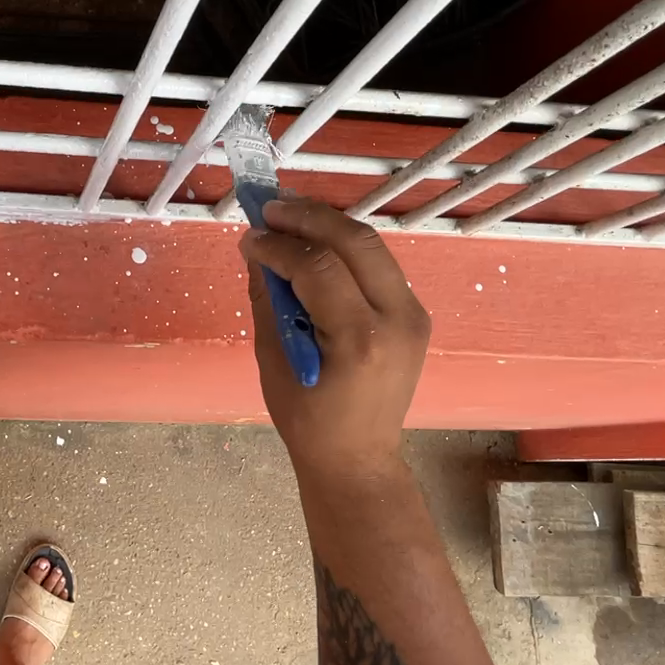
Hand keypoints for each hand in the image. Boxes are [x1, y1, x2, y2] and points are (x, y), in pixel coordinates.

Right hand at [238, 195, 429, 476]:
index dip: (280, 244)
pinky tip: (314, 240)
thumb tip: (257, 251)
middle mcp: (397, 319)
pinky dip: (344, 246)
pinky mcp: (415, 314)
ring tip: (288, 214)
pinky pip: (378, 264)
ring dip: (328, 224)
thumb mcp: (274, 361)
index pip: (318, 268)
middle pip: (356, 242)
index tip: (249, 237)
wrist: (357, 456)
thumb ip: (268, 300)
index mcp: (360, 340)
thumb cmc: (306, 420)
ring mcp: (414, 314)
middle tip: (269, 207)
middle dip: (309, 217)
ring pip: (372, 245)